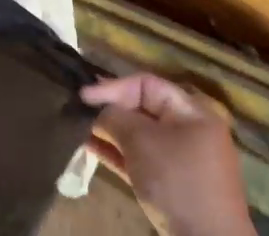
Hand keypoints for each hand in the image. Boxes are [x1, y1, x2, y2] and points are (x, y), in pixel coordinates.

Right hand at [81, 74, 254, 235]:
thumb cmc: (176, 181)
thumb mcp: (141, 140)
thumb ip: (113, 116)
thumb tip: (92, 106)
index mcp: (192, 113)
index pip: (146, 84)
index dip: (113, 86)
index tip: (82, 95)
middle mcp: (188, 131)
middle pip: (141, 109)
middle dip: (109, 109)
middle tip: (76, 109)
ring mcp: (180, 160)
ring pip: (138, 136)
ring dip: (108, 131)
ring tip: (76, 127)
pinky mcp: (170, 184)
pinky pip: (139, 158)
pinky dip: (116, 152)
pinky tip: (88, 146)